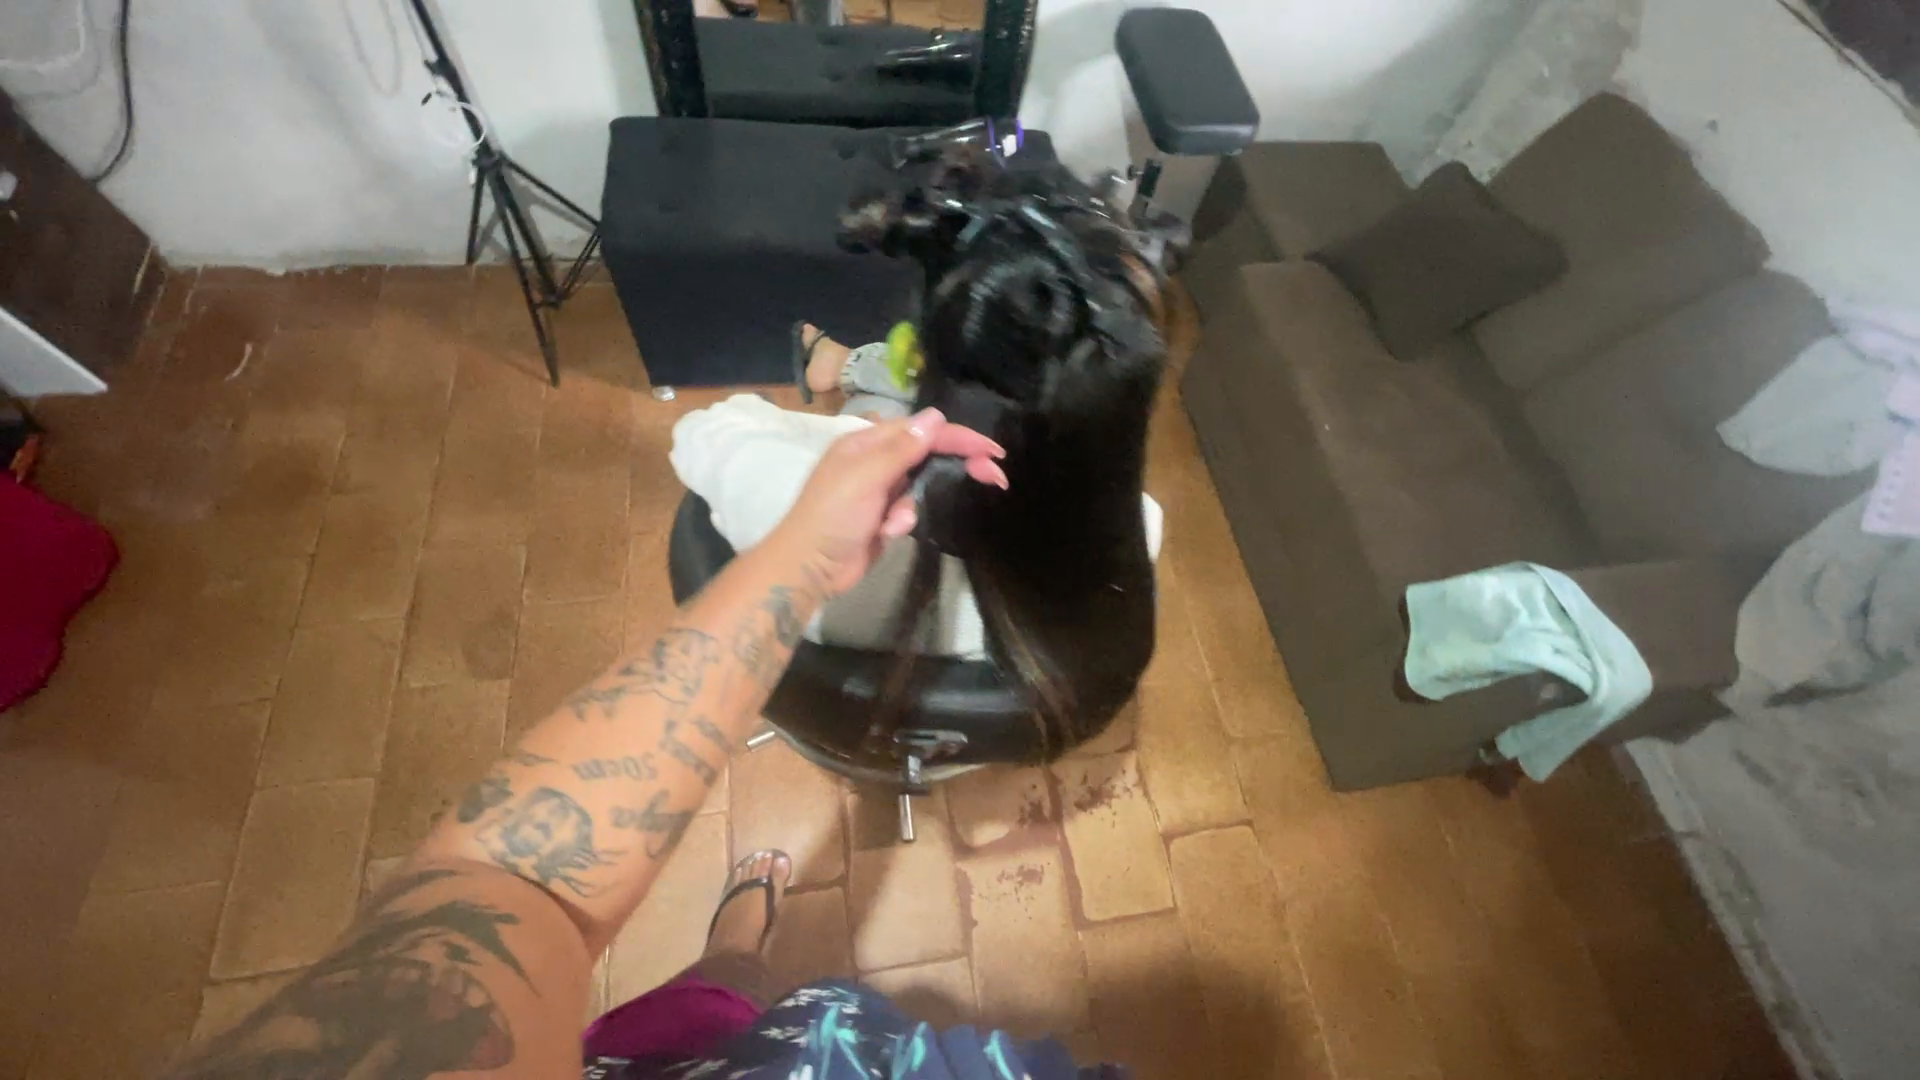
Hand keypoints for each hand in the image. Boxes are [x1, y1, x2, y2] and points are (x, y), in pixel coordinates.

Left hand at [768, 407, 1007, 597]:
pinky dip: (902, 523)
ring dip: (913, 507)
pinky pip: (910, 511)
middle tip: (995, 477)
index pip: (923, 431)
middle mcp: (876, 460)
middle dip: (957, 465)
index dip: (959, 437)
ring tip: (894, 525)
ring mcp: (881, 489)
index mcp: (867, 442)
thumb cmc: (832, 517)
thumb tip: (936, 416)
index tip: (993, 450)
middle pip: (929, 454)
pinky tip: (885, 534)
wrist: (809, 568)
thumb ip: (902, 448)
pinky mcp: (885, 516)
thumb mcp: (866, 477)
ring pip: (923, 486)